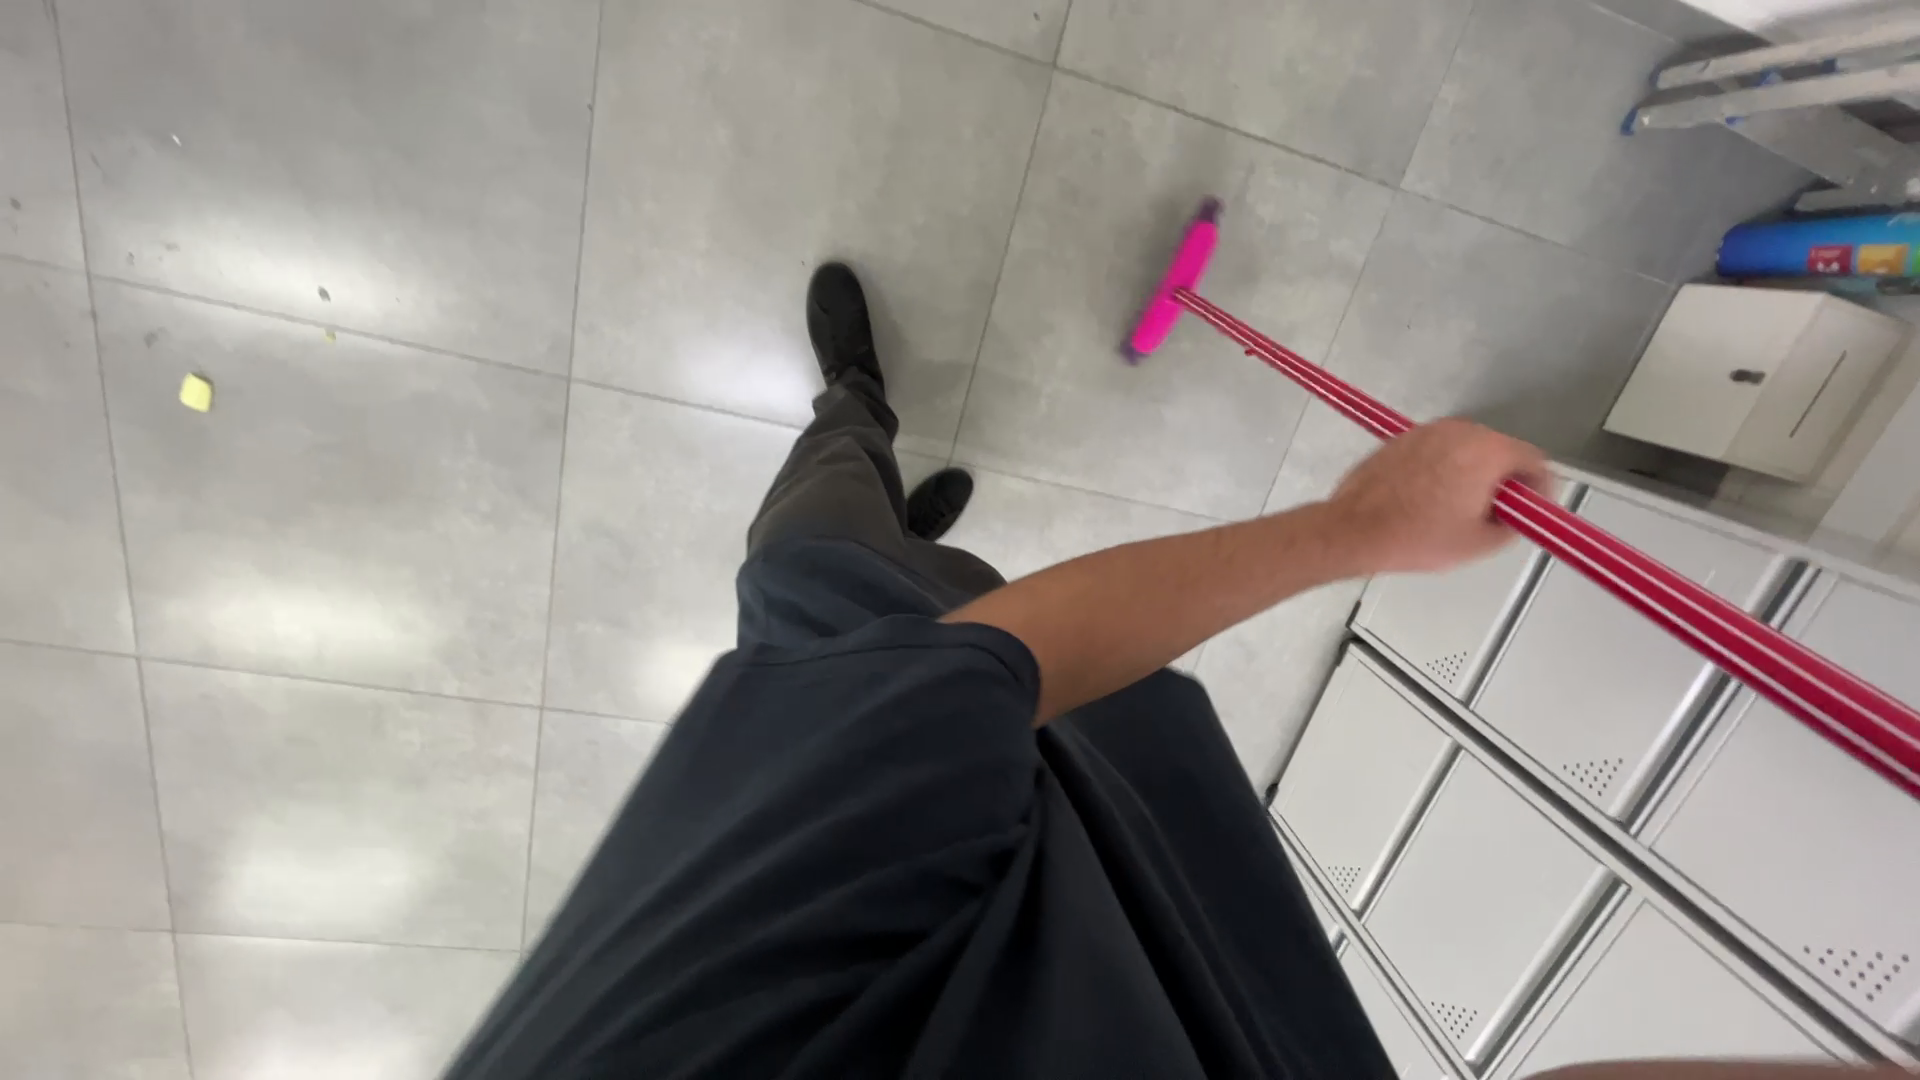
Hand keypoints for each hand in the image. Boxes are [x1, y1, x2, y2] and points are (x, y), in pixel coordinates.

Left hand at [1322, 418, 1551, 574]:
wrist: (1352, 530)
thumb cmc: (1417, 537)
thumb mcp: (1481, 542)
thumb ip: (1516, 522)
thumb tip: (1518, 512)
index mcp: (1486, 449)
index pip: (1534, 460)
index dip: (1538, 488)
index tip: (1529, 511)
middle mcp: (1457, 430)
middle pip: (1499, 451)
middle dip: (1502, 480)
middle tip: (1492, 513)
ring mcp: (1423, 431)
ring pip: (1464, 450)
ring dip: (1470, 473)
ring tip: (1455, 508)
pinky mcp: (1398, 440)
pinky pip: (1434, 451)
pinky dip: (1440, 468)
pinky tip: (1426, 498)